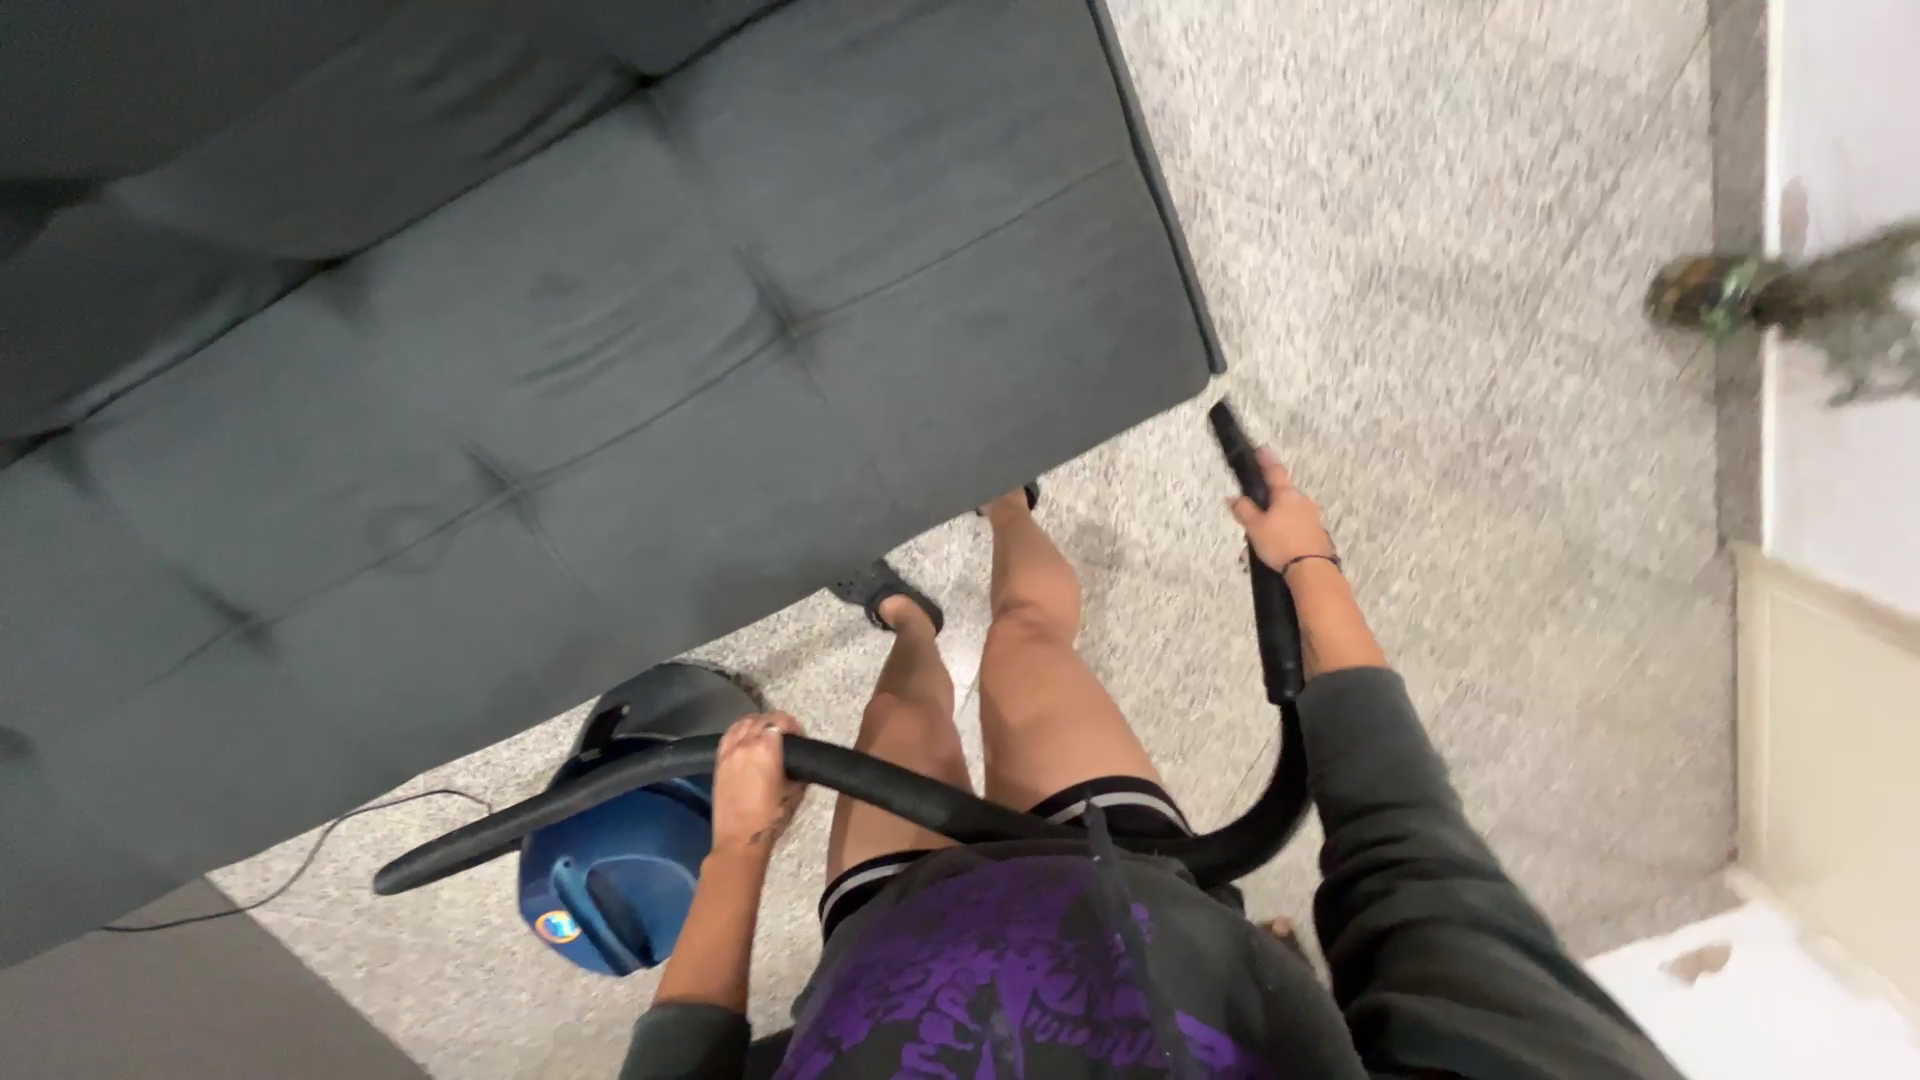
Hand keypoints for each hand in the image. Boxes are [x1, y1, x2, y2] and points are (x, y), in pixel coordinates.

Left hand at [710, 712, 805, 855]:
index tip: (799, 735)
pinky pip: (728, 735)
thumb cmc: (771, 817)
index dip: (792, 725)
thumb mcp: (795, 792)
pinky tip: (746, 737)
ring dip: (757, 723)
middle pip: (762, 719)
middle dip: (776, 722)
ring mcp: (729, 752)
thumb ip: (798, 769)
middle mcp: (746, 744)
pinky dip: (739, 730)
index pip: (780, 721)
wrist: (739, 839)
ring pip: (743, 723)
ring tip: (766, 733)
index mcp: (767, 749)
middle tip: (786, 735)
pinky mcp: (719, 761)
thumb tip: (799, 760)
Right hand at [1228, 447, 1336, 573]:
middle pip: (1278, 499)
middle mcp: (1302, 502)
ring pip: (1283, 518)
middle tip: (1248, 524)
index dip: (1266, 460)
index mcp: (1286, 495)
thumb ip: (1243, 510)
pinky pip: (1292, 530)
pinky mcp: (1316, 534)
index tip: (1262, 449)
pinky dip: (1279, 537)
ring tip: (1254, 549)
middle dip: (1262, 510)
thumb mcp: (1254, 527)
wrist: (1312, 569)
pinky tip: (1270, 554)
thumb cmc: (1280, 543)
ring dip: (1268, 528)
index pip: (1274, 472)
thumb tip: (1233, 498)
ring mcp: (1311, 518)